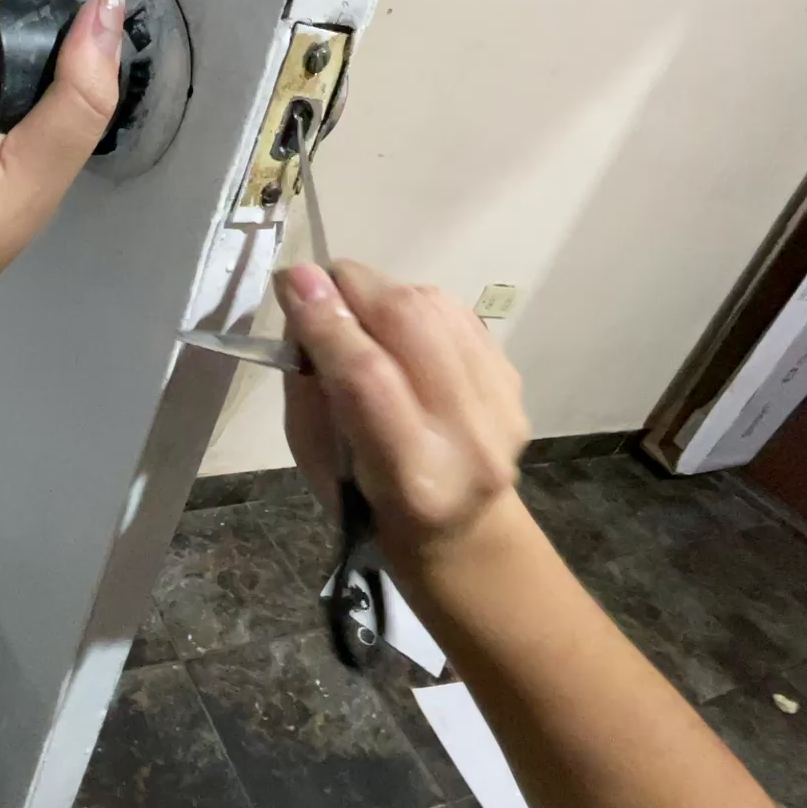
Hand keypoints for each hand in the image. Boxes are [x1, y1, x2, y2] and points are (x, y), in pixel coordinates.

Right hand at [276, 261, 528, 548]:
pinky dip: (413, 303)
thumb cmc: (363, 496)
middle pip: (411, 326)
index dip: (325, 320)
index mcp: (410, 476)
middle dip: (355, 287)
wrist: (459, 527)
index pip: (366, 377)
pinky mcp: (514, 379)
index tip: (292, 280)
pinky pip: (455, 312)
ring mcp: (501, 405)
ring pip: (435, 308)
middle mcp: (467, 438)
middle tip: (319, 283)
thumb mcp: (314, 454)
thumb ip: (309, 379)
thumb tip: (306, 299)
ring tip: (353, 307)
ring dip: (381, 290)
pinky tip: (393, 323)